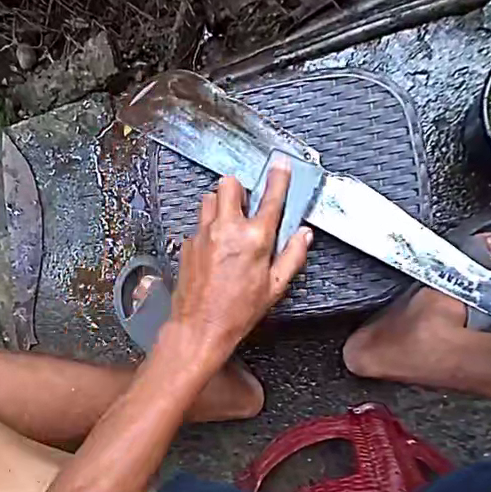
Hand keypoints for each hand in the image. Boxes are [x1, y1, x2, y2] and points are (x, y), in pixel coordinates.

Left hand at [167, 161, 310, 360]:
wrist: (199, 326)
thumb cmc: (237, 311)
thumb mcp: (275, 286)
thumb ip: (292, 256)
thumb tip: (303, 235)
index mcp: (255, 238)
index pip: (270, 197)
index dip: (278, 178)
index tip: (280, 165)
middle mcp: (226, 229)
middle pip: (229, 184)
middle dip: (238, 189)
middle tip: (245, 204)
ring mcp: (203, 234)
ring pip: (208, 199)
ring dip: (219, 205)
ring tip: (227, 224)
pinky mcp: (187, 243)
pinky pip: (198, 224)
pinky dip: (207, 229)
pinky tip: (213, 248)